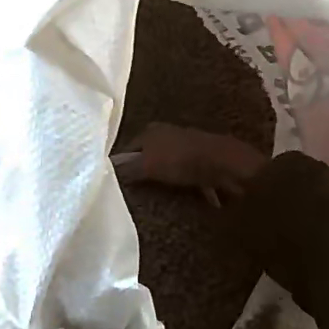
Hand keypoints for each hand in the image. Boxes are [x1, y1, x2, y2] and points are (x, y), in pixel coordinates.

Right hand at [116, 122, 267, 200]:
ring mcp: (187, 145)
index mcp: (150, 131)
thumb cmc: (178, 162)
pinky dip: (188, 184)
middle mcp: (167, 133)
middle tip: (138, 192)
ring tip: (162, 198)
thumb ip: (127, 169)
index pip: (128, 149)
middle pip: (149, 156)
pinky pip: (189, 174)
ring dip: (168, 178)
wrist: (220, 163)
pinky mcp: (203, 158)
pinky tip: (189, 197)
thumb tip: (107, 172)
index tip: (118, 183)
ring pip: (169, 164)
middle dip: (145, 172)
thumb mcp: (146, 166)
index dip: (121, 166)